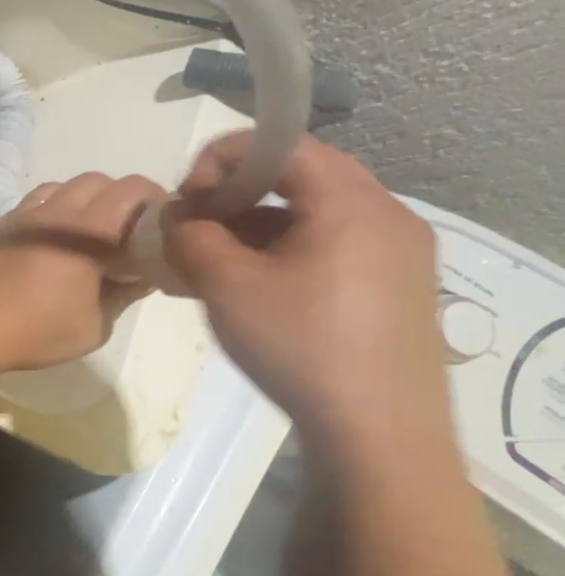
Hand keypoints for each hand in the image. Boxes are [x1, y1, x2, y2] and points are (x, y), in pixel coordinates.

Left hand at [0, 172, 163, 373]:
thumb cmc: (31, 330)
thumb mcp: (94, 324)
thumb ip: (123, 293)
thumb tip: (139, 275)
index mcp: (88, 230)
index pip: (132, 189)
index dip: (155, 201)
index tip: (162, 229)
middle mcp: (54, 211)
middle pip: (97, 181)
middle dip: (122, 198)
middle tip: (130, 234)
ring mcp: (21, 215)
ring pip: (63, 186)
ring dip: (84, 201)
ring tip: (91, 236)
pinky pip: (34, 202)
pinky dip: (53, 210)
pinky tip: (54, 243)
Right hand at [163, 132, 445, 438]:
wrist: (377, 430)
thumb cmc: (297, 343)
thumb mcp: (224, 283)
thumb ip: (191, 234)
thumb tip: (178, 215)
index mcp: (353, 205)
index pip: (282, 144)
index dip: (221, 159)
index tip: (187, 198)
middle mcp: (386, 216)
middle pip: (300, 173)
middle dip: (235, 190)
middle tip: (195, 223)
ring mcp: (396, 252)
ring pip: (311, 210)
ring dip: (254, 221)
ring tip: (211, 259)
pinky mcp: (393, 284)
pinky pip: (329, 241)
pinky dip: (280, 247)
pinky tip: (247, 285)